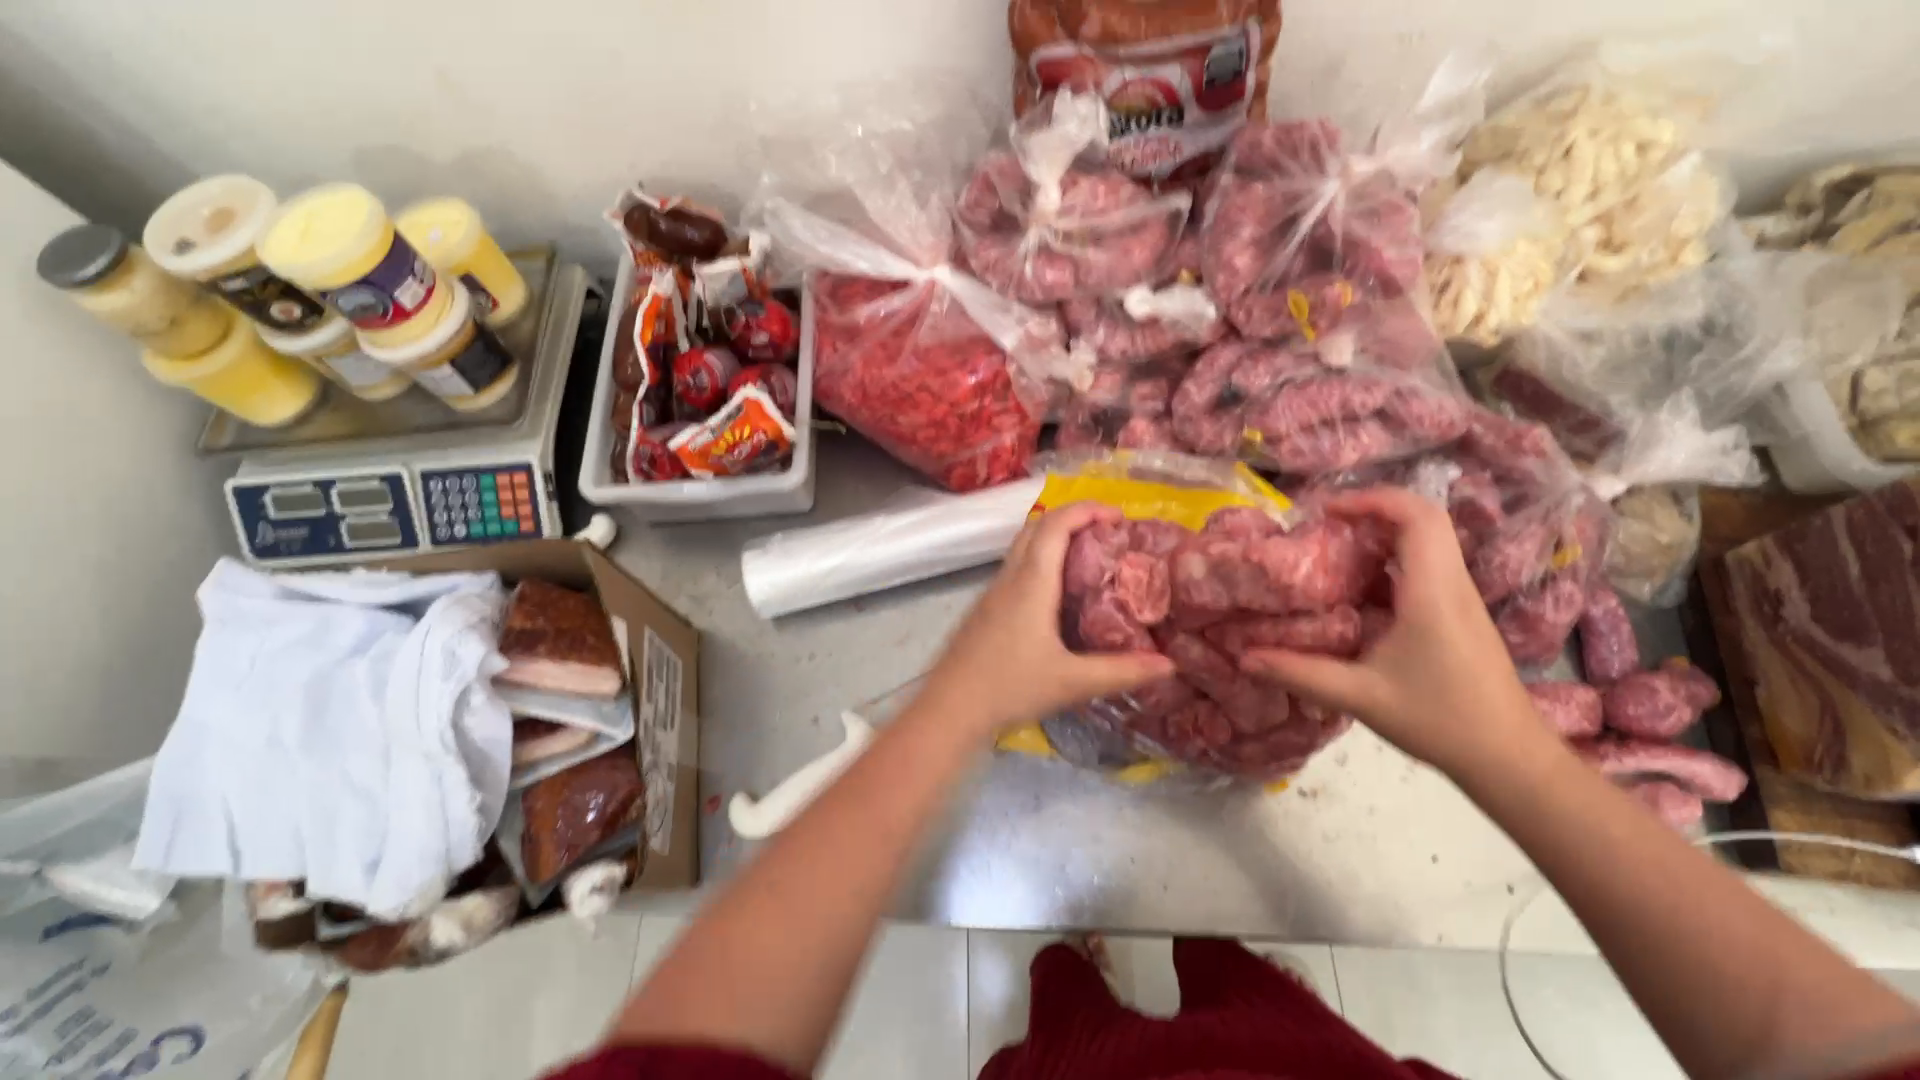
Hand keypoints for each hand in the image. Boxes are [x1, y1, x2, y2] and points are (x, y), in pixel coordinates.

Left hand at [920, 502, 1174, 736]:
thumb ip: (1121, 671)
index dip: (1087, 510)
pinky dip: (1041, 564)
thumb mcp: (1072, 683)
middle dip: (1072, 519)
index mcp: (1032, 583)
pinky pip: (1015, 570)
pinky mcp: (984, 611)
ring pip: (1023, 548)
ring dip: (1054, 541)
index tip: (1119, 515)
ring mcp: (992, 593)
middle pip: (1036, 527)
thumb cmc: (1010, 687)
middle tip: (1107, 535)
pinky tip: (1058, 597)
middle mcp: (1010, 578)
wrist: (949, 708)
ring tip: (1090, 561)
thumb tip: (1169, 665)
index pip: (1056, 525)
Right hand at [1240, 488, 1547, 777]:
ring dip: (1381, 538)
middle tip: (1324, 528)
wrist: (1508, 757)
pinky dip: (1390, 565)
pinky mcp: (1460, 617)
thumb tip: (1244, 656)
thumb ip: (1300, 674)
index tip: (1327, 511)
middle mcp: (1452, 586)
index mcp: (1432, 593)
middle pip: (1423, 521)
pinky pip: (1427, 569)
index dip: (1372, 500)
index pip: (1417, 517)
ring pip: (1427, 544)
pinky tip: (1358, 596)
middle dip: (1372, 512)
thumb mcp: (1361, 698)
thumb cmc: (1440, 721)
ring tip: (1333, 556)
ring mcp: (1461, 601)